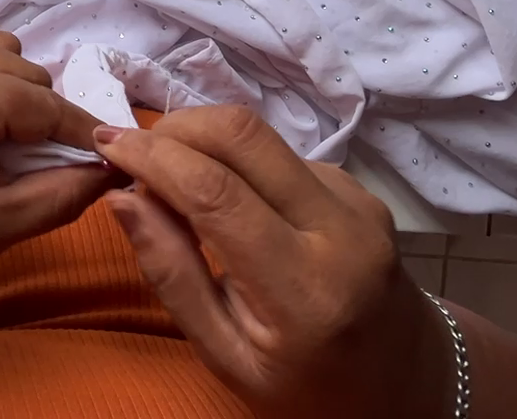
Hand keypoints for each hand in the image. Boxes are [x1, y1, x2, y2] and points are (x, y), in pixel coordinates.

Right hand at [94, 106, 451, 418]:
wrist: (411, 385)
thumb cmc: (308, 389)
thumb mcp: (228, 358)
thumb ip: (171, 275)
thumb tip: (121, 197)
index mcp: (306, 291)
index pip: (215, 192)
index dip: (152, 157)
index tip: (106, 143)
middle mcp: (341, 231)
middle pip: (240, 134)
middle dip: (174, 128)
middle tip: (134, 151)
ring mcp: (356, 201)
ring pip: (257, 134)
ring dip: (199, 137)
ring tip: (170, 174)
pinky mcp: (356, 186)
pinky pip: (275, 150)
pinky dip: (232, 157)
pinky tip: (223, 192)